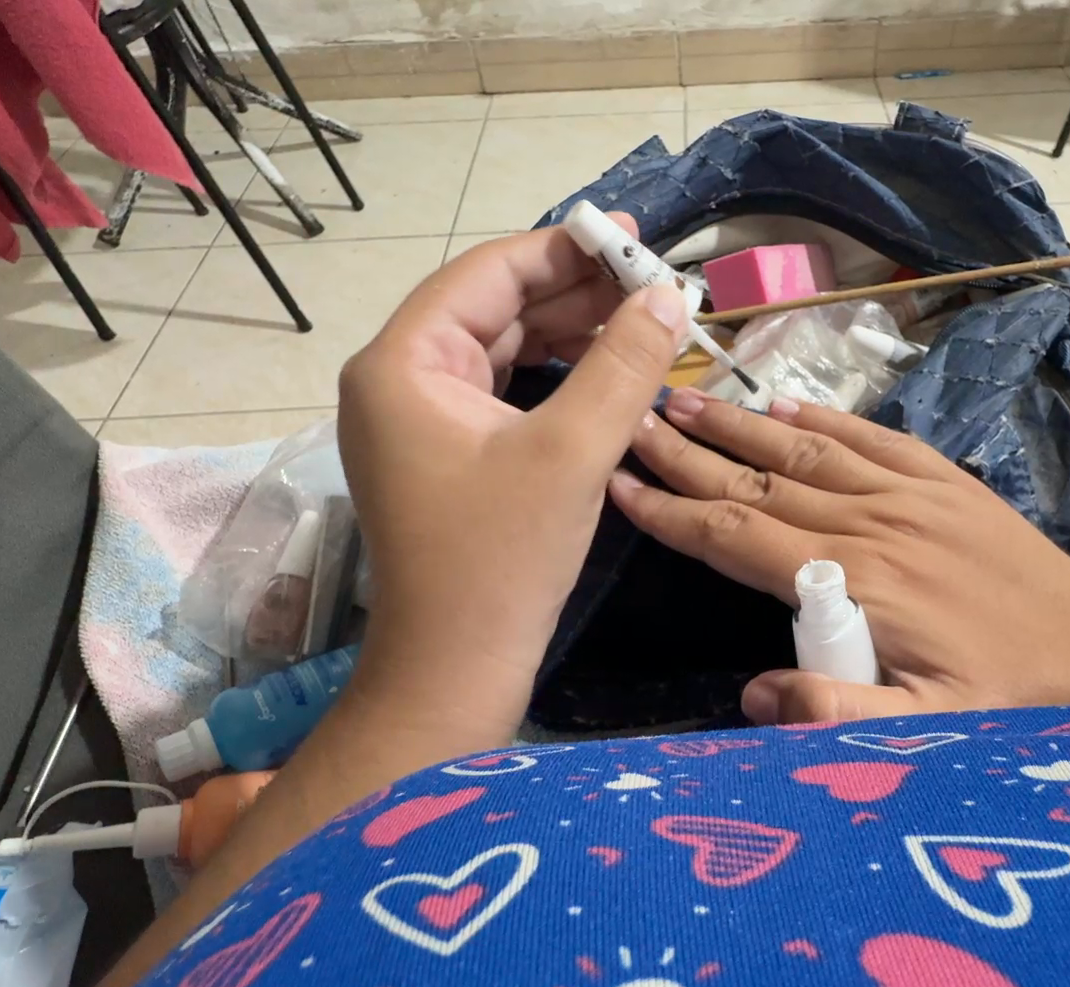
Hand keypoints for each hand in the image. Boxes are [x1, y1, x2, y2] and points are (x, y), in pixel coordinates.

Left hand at [337, 221, 686, 741]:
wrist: (457, 667)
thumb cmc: (503, 559)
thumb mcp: (572, 451)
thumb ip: (624, 365)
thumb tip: (669, 296)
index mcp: (405, 362)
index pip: (489, 272)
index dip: (565, 248)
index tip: (634, 237)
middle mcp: (401, 379)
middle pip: (495, 307)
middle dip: (574, 291)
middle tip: (651, 280)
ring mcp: (421, 420)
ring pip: (503, 350)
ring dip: (570, 333)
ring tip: (641, 317)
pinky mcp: (448, 455)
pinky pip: (505, 393)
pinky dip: (556, 378)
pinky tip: (605, 370)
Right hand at [609, 389, 1069, 724]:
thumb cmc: (1010, 695)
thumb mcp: (927, 729)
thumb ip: (835, 712)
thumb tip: (753, 694)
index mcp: (854, 580)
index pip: (737, 536)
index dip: (672, 511)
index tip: (619, 483)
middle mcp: (871, 521)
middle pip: (759, 478)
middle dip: (690, 451)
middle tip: (635, 418)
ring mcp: (909, 492)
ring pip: (804, 447)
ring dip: (740, 424)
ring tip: (687, 397)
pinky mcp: (943, 481)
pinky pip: (870, 438)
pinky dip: (822, 417)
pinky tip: (785, 403)